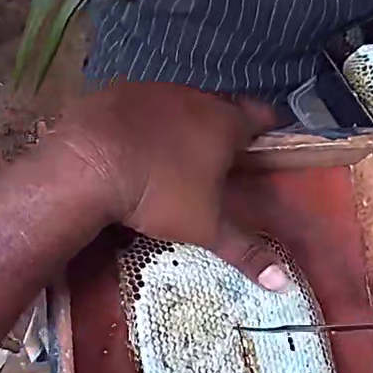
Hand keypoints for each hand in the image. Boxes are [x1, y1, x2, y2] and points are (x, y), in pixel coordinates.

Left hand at [45, 81, 286, 288]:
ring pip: (177, 104)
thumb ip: (243, 250)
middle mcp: (193, 96)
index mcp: (224, 122)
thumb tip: (282, 282)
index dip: (267, 127)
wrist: (90, 164)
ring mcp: (151, 90)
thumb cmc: (159, 193)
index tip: (268, 137)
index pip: (260, 116)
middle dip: (223, 127)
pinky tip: (131, 144)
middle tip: (221, 151)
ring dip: (180, 123)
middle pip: (218, 107)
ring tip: (174, 149)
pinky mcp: (114, 93)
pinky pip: (137, 107)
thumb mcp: (204, 227)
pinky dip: (141, 123)